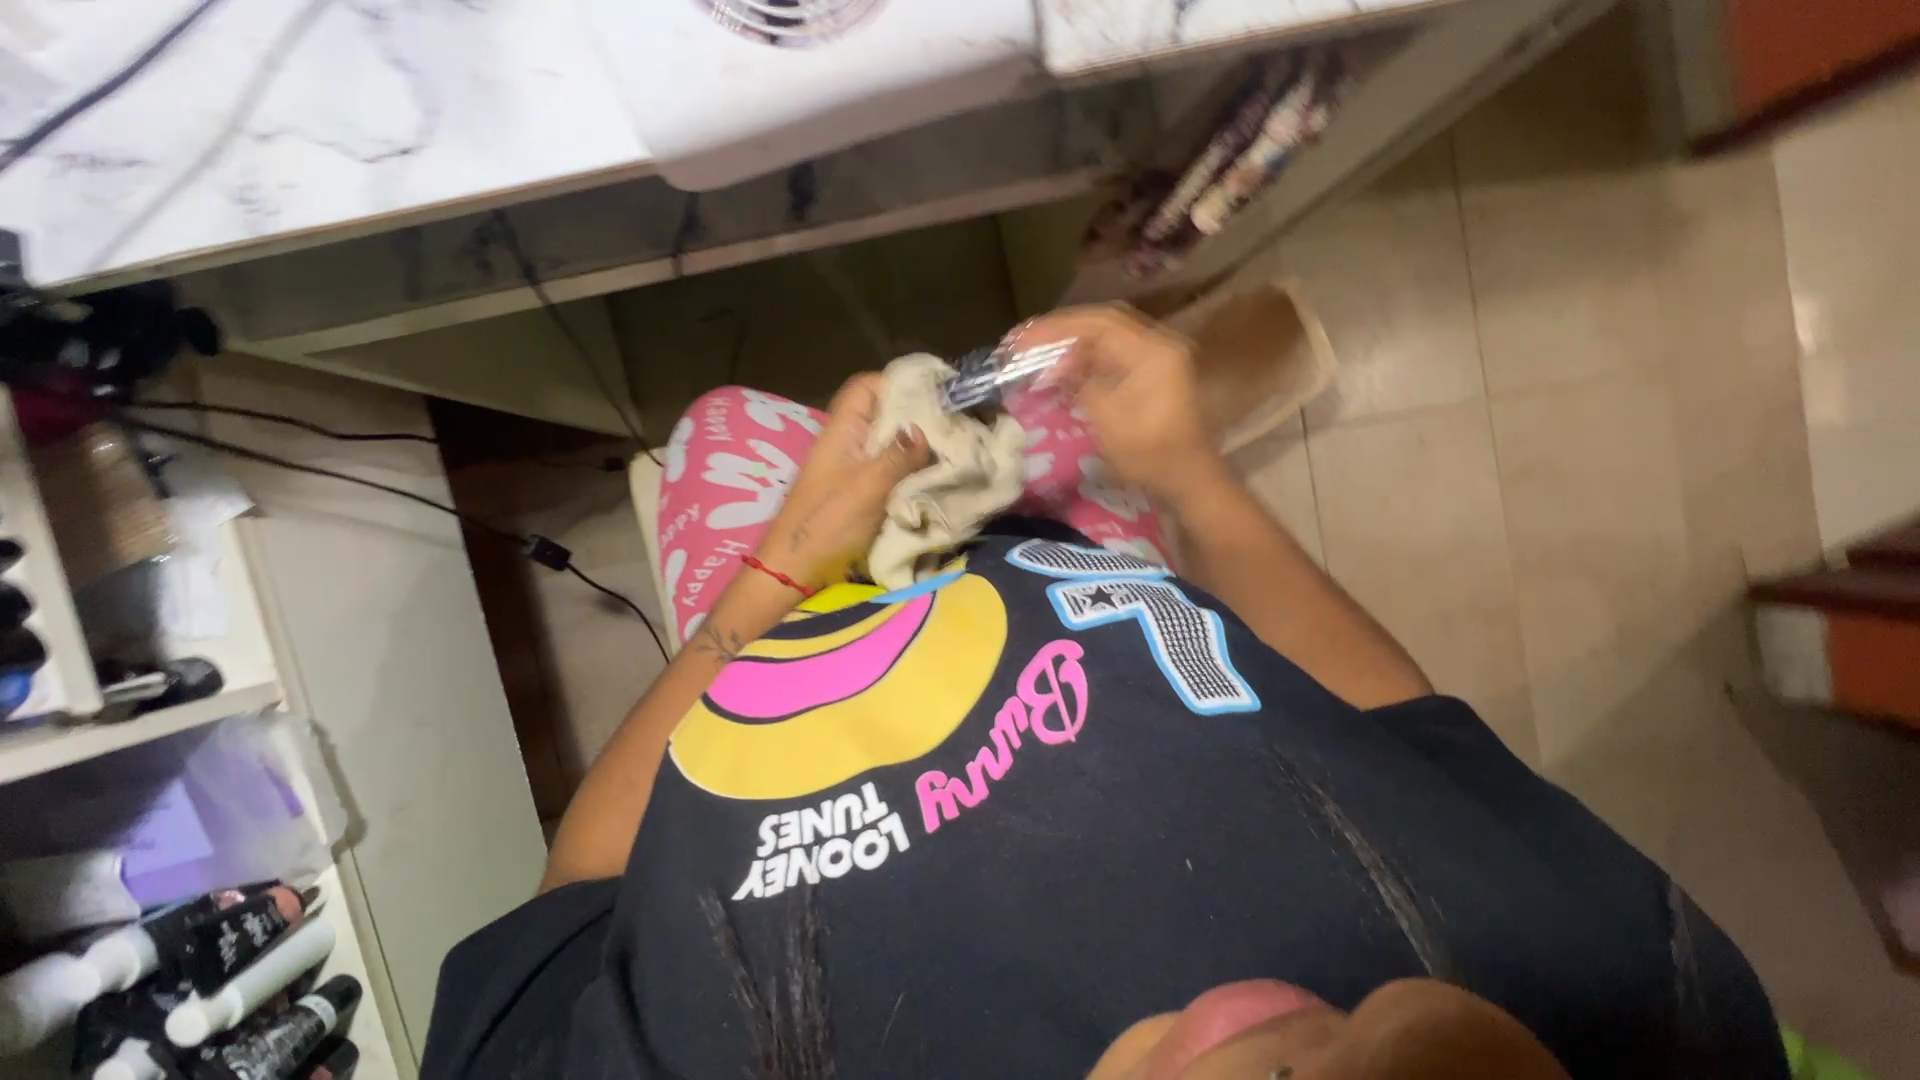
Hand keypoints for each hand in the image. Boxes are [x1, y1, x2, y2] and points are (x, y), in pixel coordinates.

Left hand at [756, 374, 931, 587]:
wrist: (795, 570)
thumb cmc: (826, 525)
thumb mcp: (867, 488)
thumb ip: (896, 456)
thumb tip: (922, 427)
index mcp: (842, 431)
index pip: (867, 387)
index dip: (898, 383)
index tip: (936, 393)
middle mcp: (847, 443)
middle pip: (883, 414)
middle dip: (917, 416)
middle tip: (955, 425)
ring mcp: (853, 468)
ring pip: (890, 443)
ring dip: (917, 447)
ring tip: (952, 449)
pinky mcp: (860, 492)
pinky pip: (890, 470)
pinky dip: (911, 471)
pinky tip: (934, 476)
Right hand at [1026, 304, 1227, 503]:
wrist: (1188, 480)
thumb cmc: (1149, 454)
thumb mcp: (1107, 418)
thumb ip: (1080, 381)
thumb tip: (1053, 364)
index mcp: (1152, 350)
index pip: (1097, 324)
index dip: (1055, 329)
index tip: (1021, 340)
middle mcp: (1158, 342)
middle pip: (1101, 322)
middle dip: (1060, 329)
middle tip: (1022, 340)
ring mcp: (1157, 356)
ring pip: (1106, 335)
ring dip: (1070, 340)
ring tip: (1034, 349)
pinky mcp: (1152, 371)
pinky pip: (1113, 352)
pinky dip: (1084, 355)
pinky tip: (1061, 364)